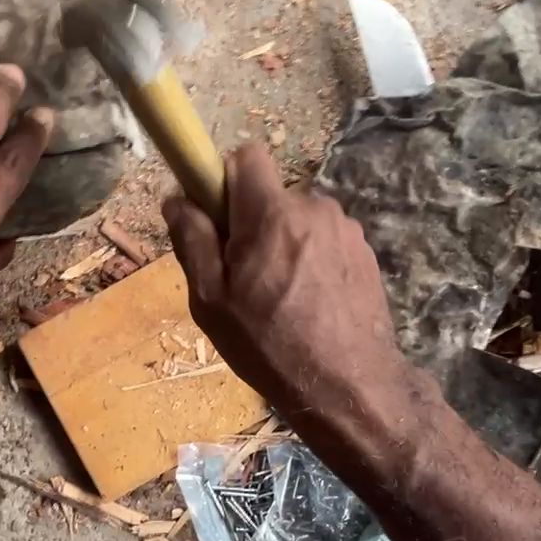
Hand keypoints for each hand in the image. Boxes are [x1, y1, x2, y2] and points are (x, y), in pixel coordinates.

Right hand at [162, 144, 410, 422]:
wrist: (347, 384)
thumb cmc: (267, 345)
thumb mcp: (211, 301)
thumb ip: (193, 241)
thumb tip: (177, 199)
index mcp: (271, 214)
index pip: (246, 156)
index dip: (224, 181)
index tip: (215, 221)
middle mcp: (314, 208)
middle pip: (269, 197)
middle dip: (250, 225)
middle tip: (240, 280)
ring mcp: (345, 229)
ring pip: (296, 221)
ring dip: (280, 246)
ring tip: (277, 299)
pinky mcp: (364, 252)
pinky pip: (321, 241)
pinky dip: (307, 262)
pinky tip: (306, 305)